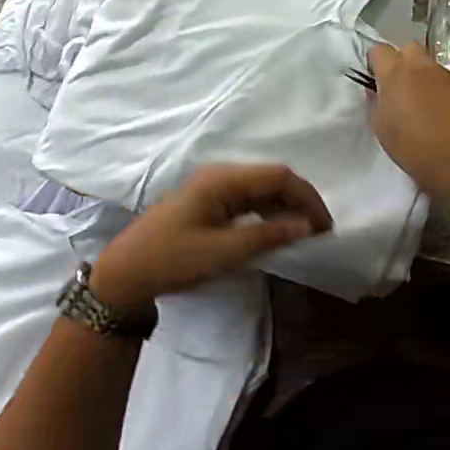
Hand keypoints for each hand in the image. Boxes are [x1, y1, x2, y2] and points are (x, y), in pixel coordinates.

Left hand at [89, 164, 332, 308]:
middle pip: (272, 178)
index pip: (278, 176)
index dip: (307, 197)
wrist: (124, 274)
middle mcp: (220, 175)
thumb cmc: (171, 260)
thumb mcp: (222, 252)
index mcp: (222, 179)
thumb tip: (306, 225)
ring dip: (285, 207)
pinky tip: (276, 231)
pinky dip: (268, 212)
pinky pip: (248, 199)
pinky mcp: (209, 201)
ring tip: (304, 233)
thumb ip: (267, 235)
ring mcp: (213, 187)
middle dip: (299, 201)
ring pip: (262, 188)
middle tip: (319, 232)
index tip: (325, 226)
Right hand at [366, 43, 449, 195]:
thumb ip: (378, 103)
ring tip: (420, 104)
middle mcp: (422, 66)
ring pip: (430, 66)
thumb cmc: (413, 146)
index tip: (374, 80)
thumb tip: (380, 92)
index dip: (374, 63)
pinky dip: (440, 92)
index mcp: (395, 72)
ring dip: (422, 77)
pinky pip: (446, 83)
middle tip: (397, 88)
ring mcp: (447, 76)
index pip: (378, 51)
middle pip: (409, 49)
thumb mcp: (382, 127)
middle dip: (401, 62)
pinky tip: (440, 114)